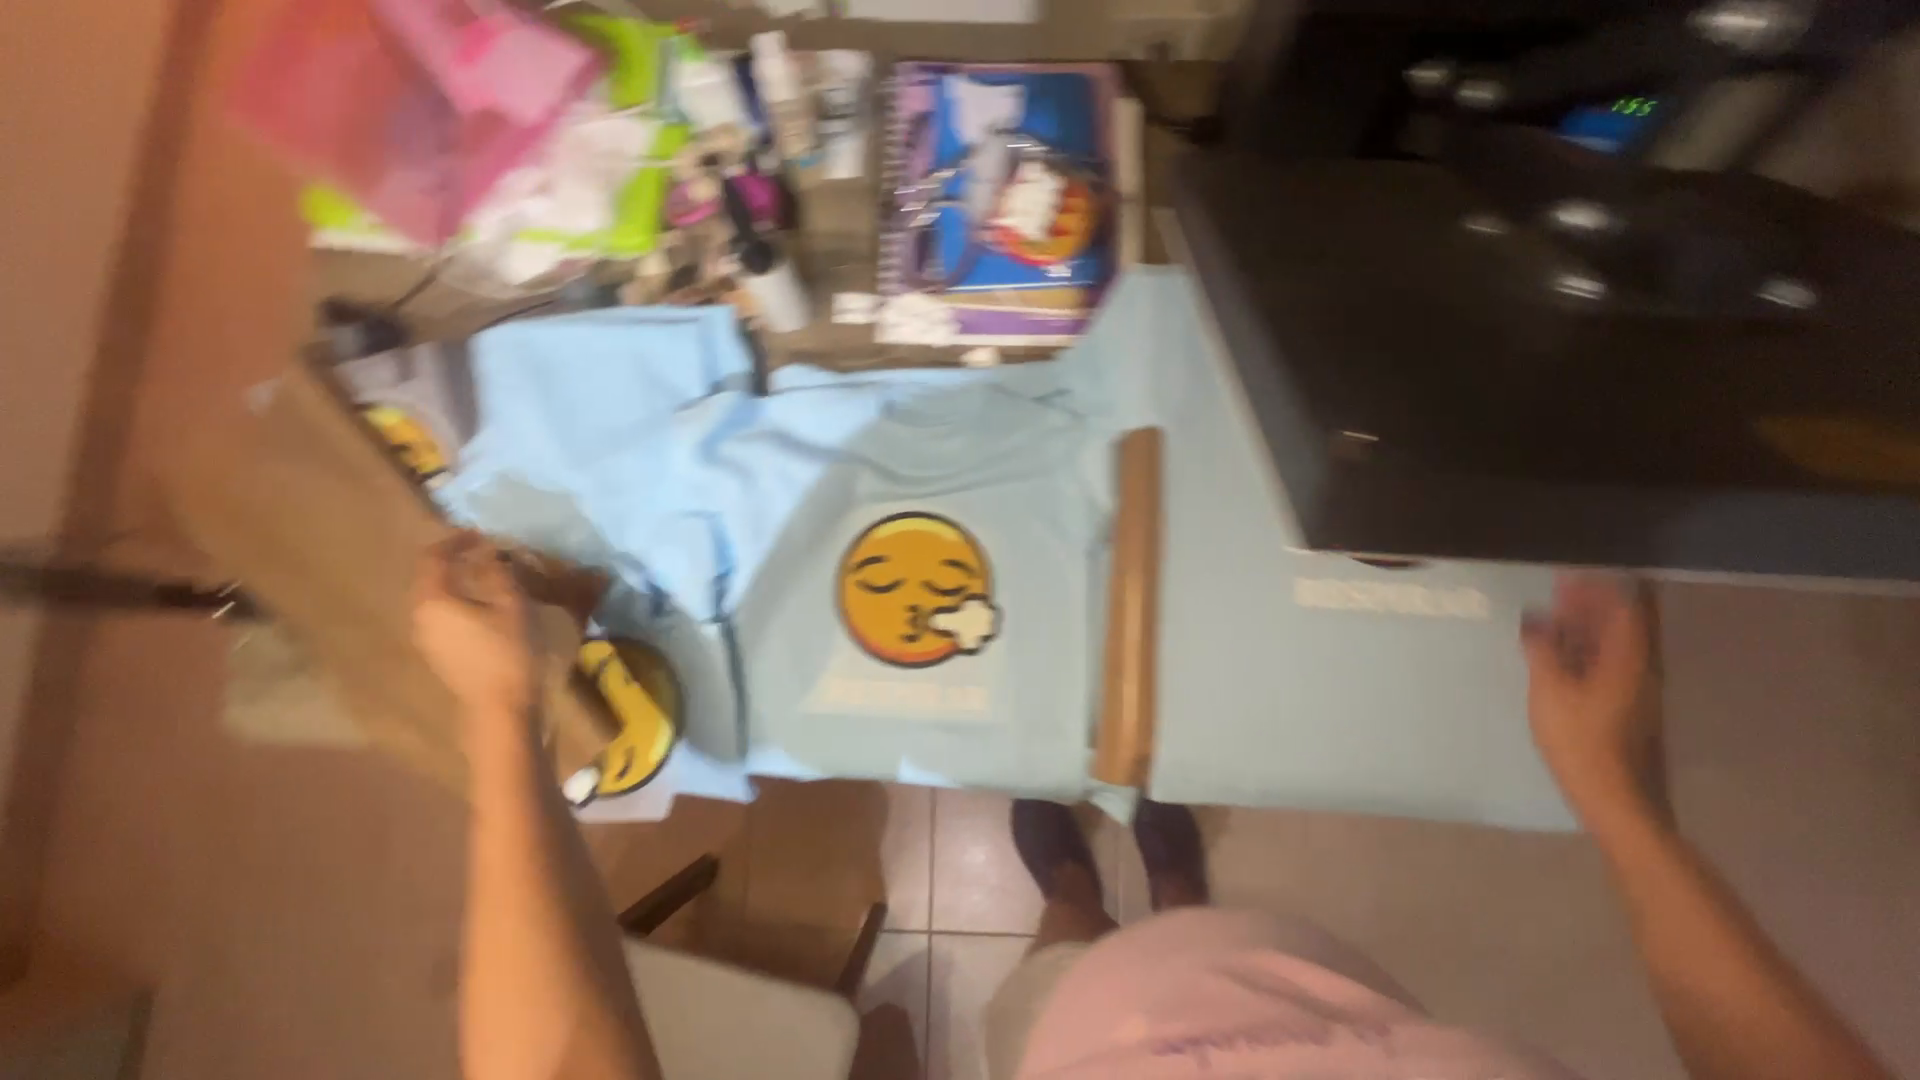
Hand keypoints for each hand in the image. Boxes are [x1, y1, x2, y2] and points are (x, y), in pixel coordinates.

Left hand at [413, 532, 538, 730]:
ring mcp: (427, 638)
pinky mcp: (440, 654)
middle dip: (455, 562)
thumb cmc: (508, 651)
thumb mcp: (513, 605)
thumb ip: (500, 574)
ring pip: (437, 600)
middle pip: (430, 579)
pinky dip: (460, 603)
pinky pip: (444, 617)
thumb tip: (491, 553)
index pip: (433, 558)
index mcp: (433, 600)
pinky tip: (485, 608)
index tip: (479, 533)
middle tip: (483, 553)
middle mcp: (420, 616)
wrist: (501, 707)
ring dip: (459, 584)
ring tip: (487, 579)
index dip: (455, 541)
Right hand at [1522, 574, 1670, 829]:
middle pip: (1621, 625)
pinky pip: (1607, 662)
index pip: (1622, 610)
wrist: (1611, 793)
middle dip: (1593, 604)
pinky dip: (1587, 648)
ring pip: (1614, 645)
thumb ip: (1542, 649)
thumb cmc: (1579, 739)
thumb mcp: (1550, 690)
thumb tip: (1535, 619)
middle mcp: (1638, 669)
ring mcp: (1634, 689)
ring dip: (1588, 626)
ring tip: (1557, 613)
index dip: (1600, 588)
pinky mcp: (1623, 705)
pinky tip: (1562, 651)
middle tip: (1561, 588)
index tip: (1573, 573)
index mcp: (1626, 660)